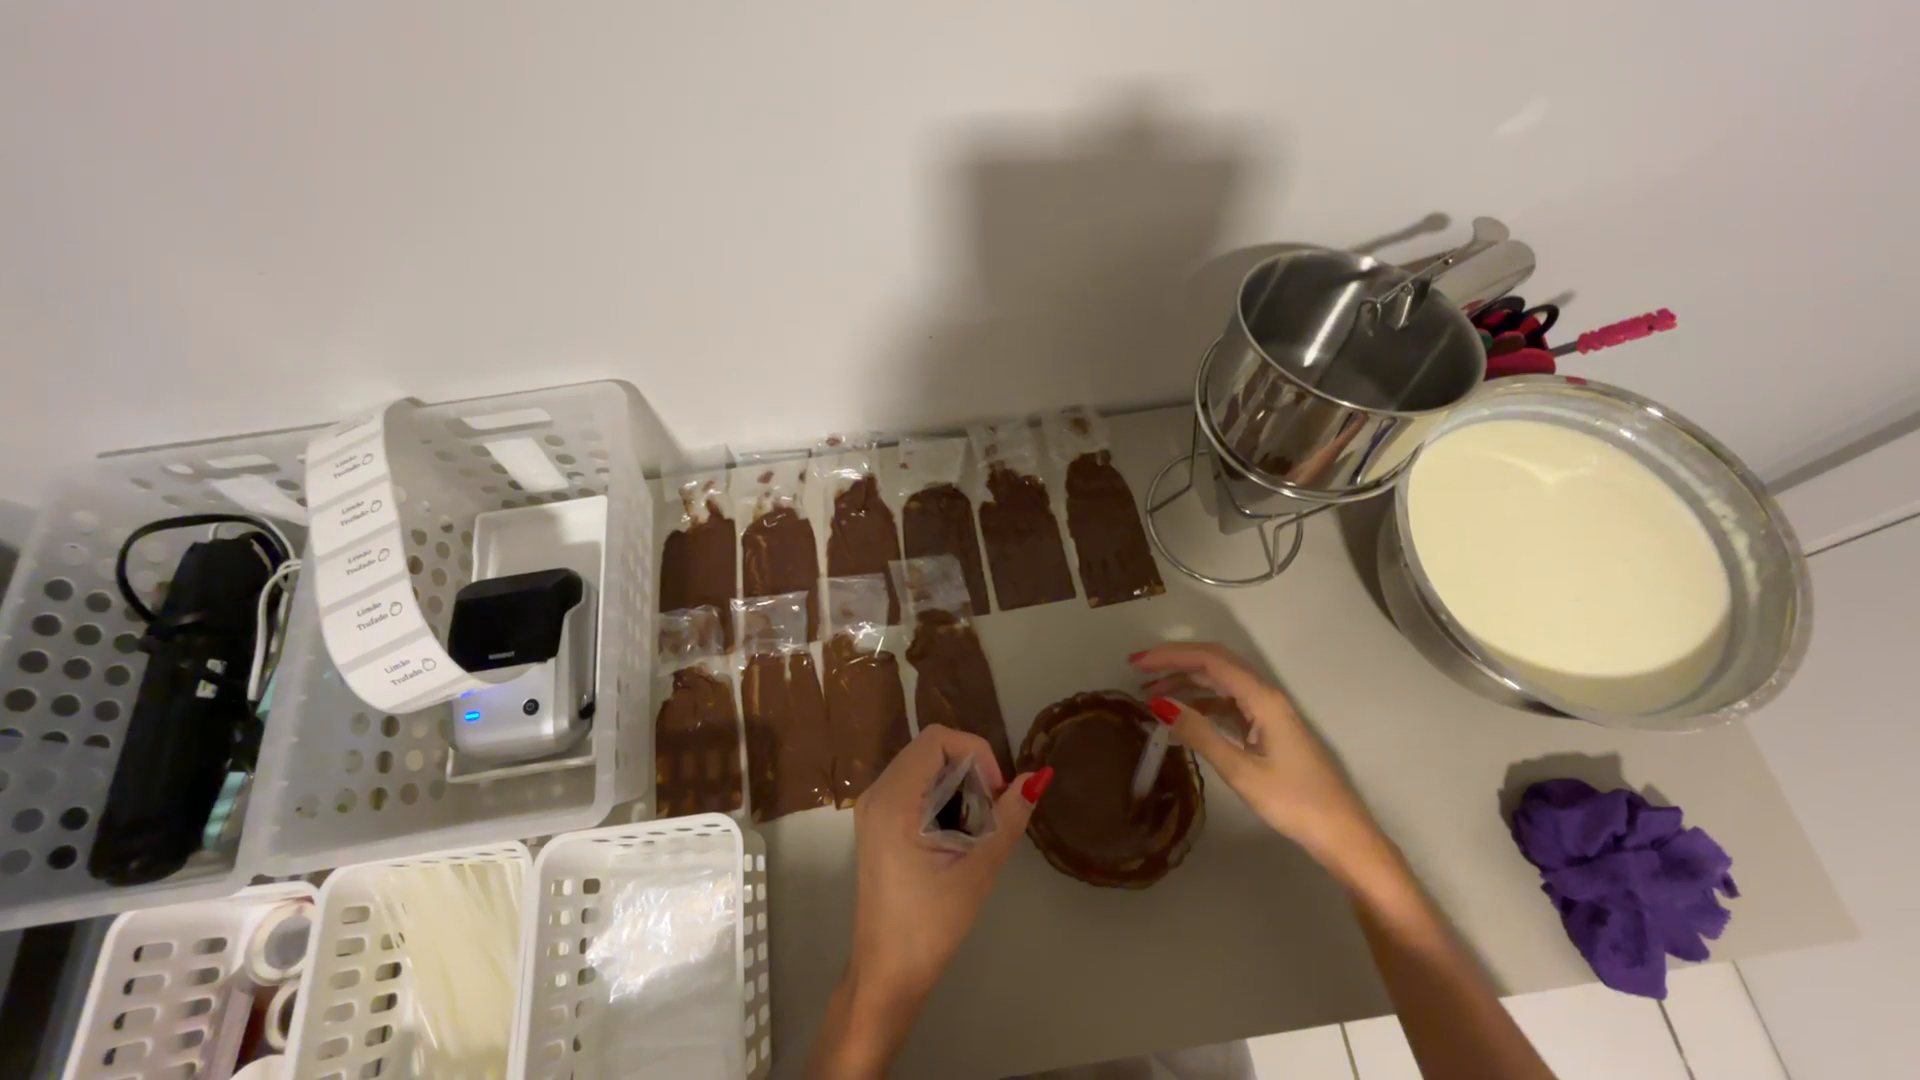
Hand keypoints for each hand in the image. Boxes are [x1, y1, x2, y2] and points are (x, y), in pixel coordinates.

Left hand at [809, 724, 1048, 1078]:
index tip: (996, 793)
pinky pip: (914, 785)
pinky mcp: (878, 822)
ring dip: (958, 782)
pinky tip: (957, 834)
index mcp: (894, 800)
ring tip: (977, 827)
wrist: (887, 971)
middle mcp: (877, 794)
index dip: (976, 753)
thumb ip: (1008, 818)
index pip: (937, 739)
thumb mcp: (977, 869)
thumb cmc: (930, 924)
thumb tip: (1037, 778)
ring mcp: (873, 807)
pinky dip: (942, 795)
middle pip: (930, 748)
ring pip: (923, 765)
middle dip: (970, 768)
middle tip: (991, 812)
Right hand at [1131, 642, 1381, 872]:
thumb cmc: (1293, 802)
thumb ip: (1200, 734)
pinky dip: (1201, 705)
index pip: (1210, 661)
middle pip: (1215, 664)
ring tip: (1151, 697)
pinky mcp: (1268, 729)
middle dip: (1175, 663)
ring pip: (1221, 684)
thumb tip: (1159, 704)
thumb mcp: (1240, 770)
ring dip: (1186, 684)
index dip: (1171, 656)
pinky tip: (1180, 720)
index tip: (1137, 663)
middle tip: (1139, 673)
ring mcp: (1268, 712)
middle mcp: (1266, 696)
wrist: (1341, 833)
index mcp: (1262, 698)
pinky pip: (1228, 705)